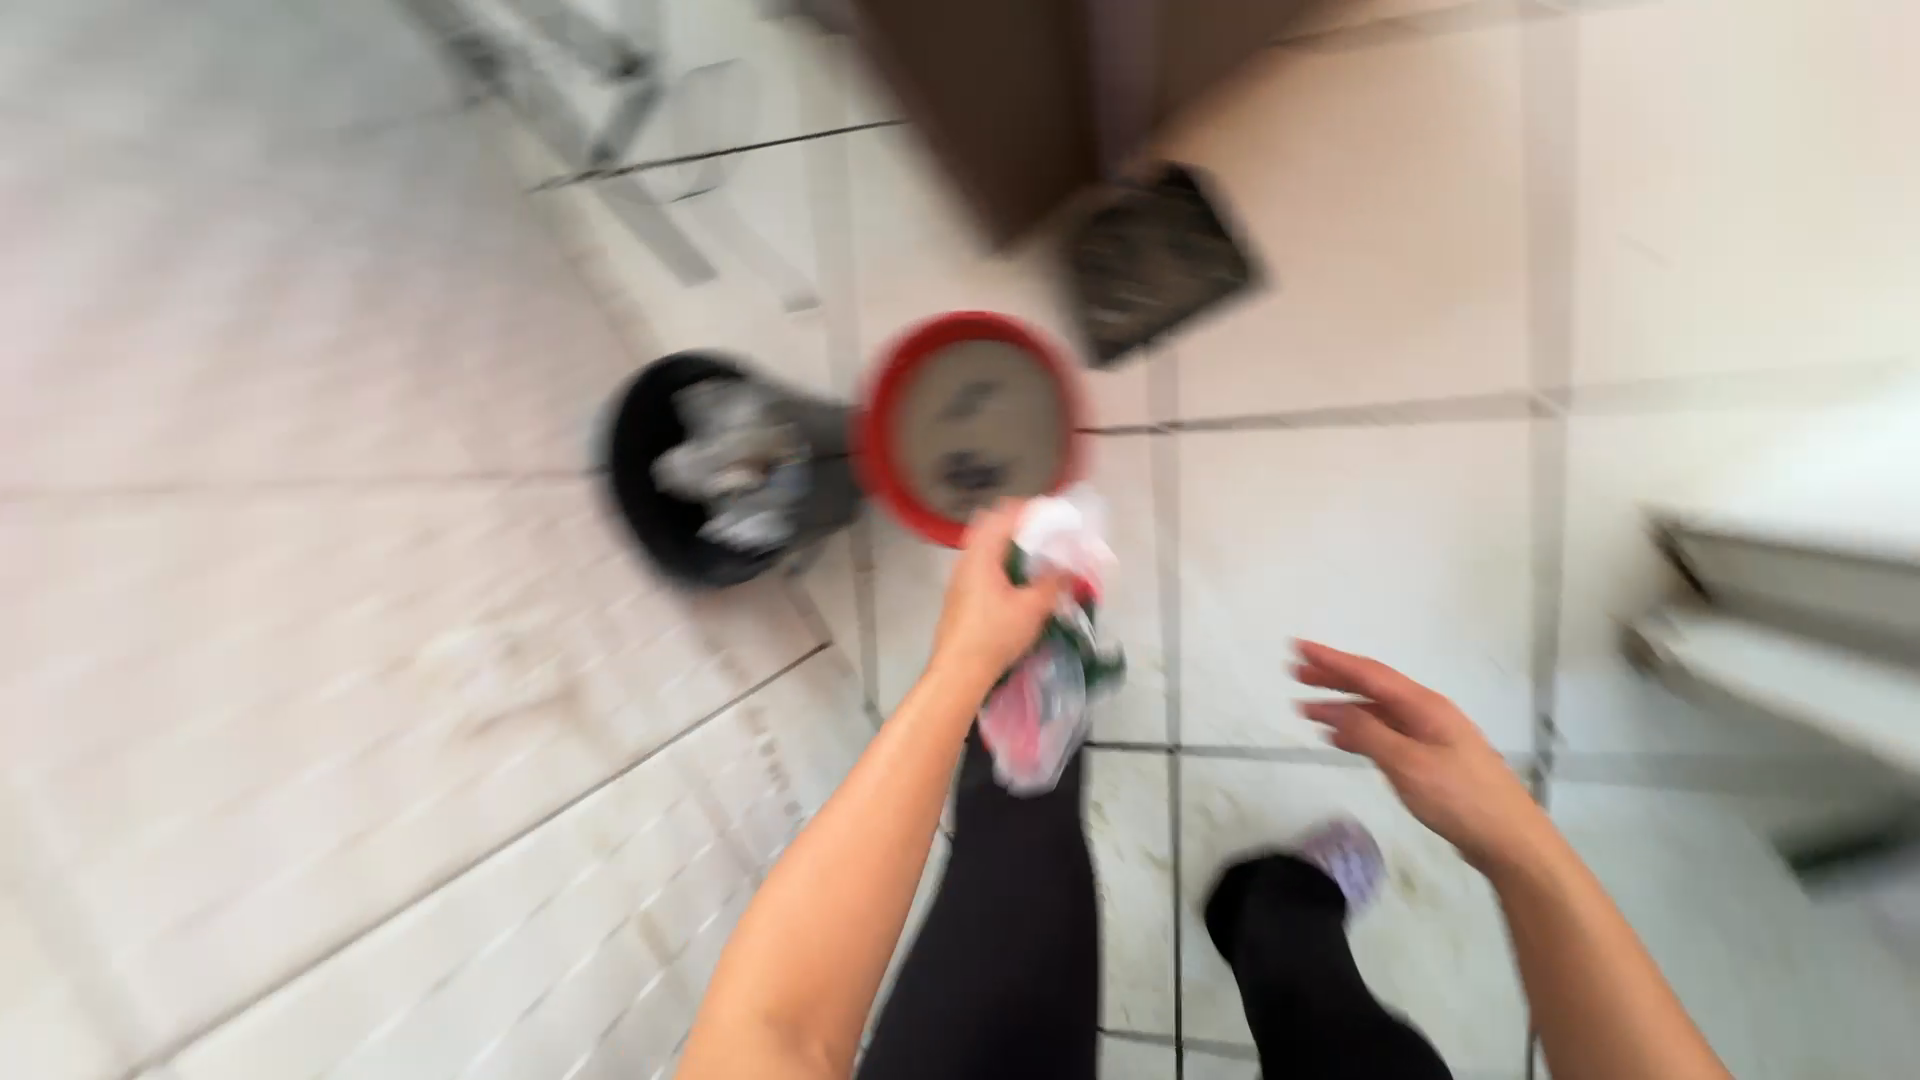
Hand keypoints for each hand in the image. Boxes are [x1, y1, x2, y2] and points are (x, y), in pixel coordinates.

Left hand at [928, 500, 1063, 690]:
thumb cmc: (994, 635)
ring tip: (1037, 555)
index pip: (1005, 515)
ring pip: (986, 546)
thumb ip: (1055, 583)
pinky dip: (1002, 562)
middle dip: (1019, 524)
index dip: (1032, 510)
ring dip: (1010, 544)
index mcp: (981, 554)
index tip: (1055, 514)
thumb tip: (1072, 569)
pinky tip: (1019, 581)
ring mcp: (960, 577)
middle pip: (991, 525)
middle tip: (1046, 531)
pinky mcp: (960, 595)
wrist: (958, 671)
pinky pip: (983, 565)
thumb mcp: (1033, 608)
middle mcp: (966, 559)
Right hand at [1294, 641, 1552, 875]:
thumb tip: (1332, 710)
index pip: (1369, 674)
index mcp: (1424, 707)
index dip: (1331, 660)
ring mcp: (1430, 736)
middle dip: (1333, 678)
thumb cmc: (1460, 800)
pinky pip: (1385, 733)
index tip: (1299, 647)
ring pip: (1376, 711)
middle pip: (1372, 687)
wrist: (1511, 843)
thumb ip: (1367, 733)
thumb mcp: (1407, 764)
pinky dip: (1358, 731)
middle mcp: (1427, 714)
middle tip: (1296, 674)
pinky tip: (1340, 740)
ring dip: (1341, 707)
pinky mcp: (1430, 759)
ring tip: (1308, 710)